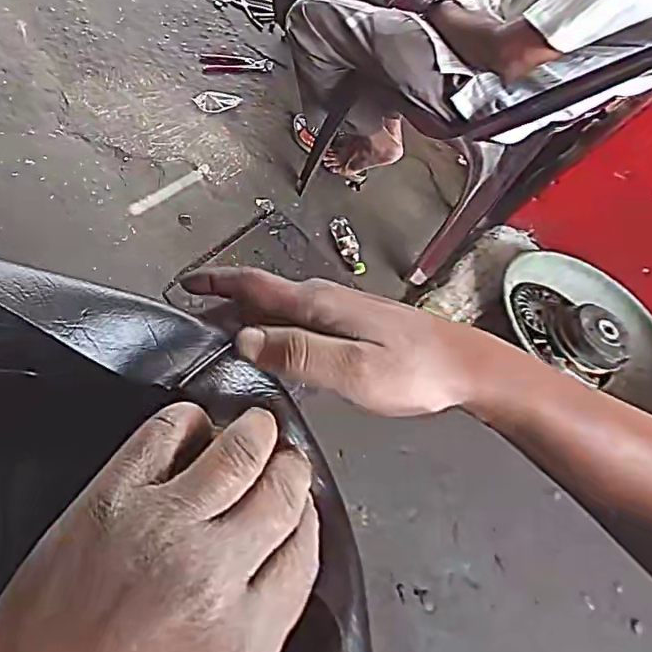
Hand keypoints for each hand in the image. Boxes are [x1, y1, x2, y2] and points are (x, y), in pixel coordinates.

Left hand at [0, 403, 319, 651]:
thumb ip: (262, 621)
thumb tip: (285, 552)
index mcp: (245, 639)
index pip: (305, 546)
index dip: (306, 512)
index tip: (299, 499)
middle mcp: (212, 575)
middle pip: (281, 491)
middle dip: (291, 466)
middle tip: (286, 457)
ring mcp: (162, 524)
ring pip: (238, 450)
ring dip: (256, 429)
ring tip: (256, 425)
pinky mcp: (116, 492)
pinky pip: (170, 429)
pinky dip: (191, 418)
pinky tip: (195, 426)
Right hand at [182, 267, 523, 416]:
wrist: (465, 367)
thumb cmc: (414, 369)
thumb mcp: (352, 368)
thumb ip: (296, 352)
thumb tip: (244, 338)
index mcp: (316, 303)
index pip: (253, 283)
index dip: (215, 282)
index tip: (185, 284)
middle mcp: (321, 299)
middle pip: (259, 296)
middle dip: (222, 304)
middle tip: (193, 325)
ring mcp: (335, 311)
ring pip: (276, 310)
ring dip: (244, 318)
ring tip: (220, 338)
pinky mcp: (347, 326)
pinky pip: (295, 323)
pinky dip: (270, 330)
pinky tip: (270, 352)